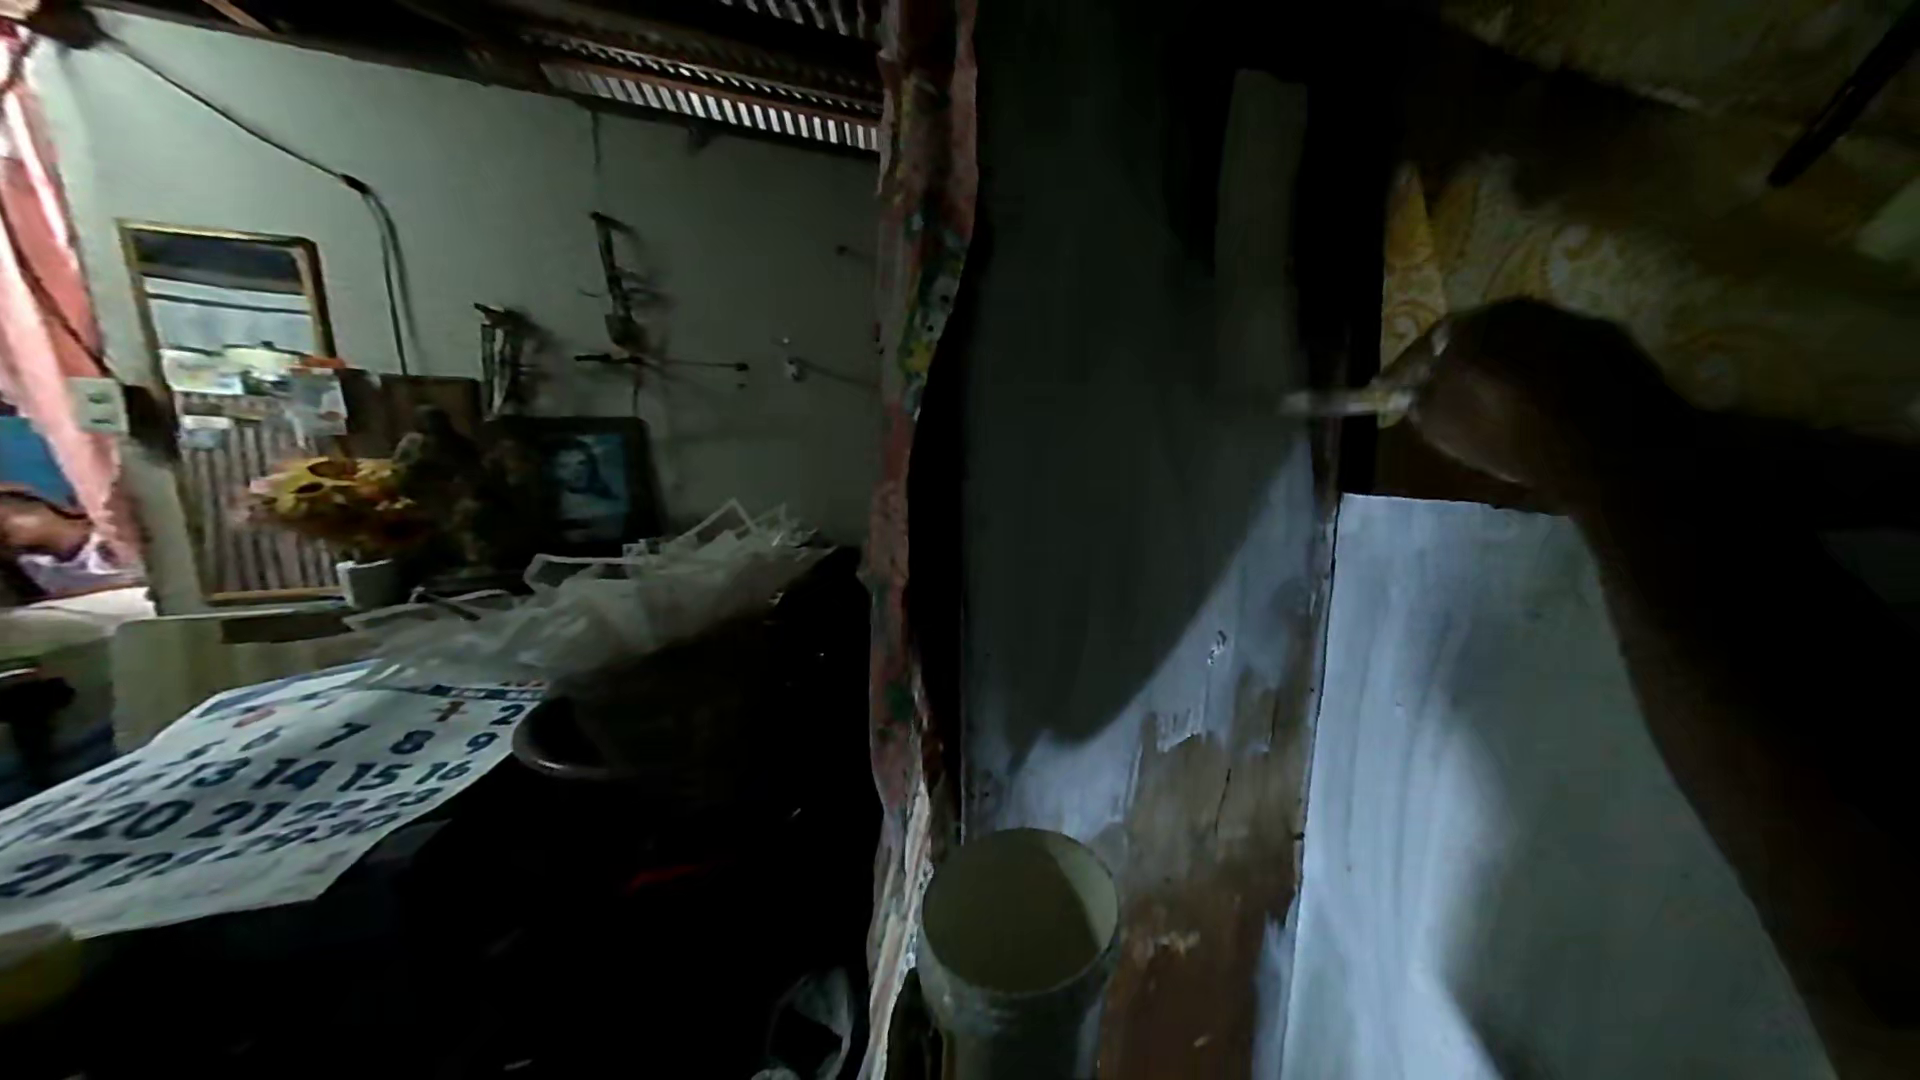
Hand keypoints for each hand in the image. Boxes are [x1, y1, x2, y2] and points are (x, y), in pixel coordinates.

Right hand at [1403, 300, 1689, 506]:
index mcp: (1473, 323)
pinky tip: (1537, 409)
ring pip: (1519, 347)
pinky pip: (1558, 362)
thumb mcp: (1437, 424)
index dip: (1403, 373)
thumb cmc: (1504, 431)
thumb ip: (1417, 401)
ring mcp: (1574, 324)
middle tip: (1442, 396)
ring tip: (1492, 405)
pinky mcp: (1615, 346)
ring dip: (1501, 371)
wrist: (1607, 446)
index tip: (1387, 392)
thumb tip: (1415, 393)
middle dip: (1456, 366)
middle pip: (1475, 339)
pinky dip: (1541, 380)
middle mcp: (1524, 310)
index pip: (1424, 345)